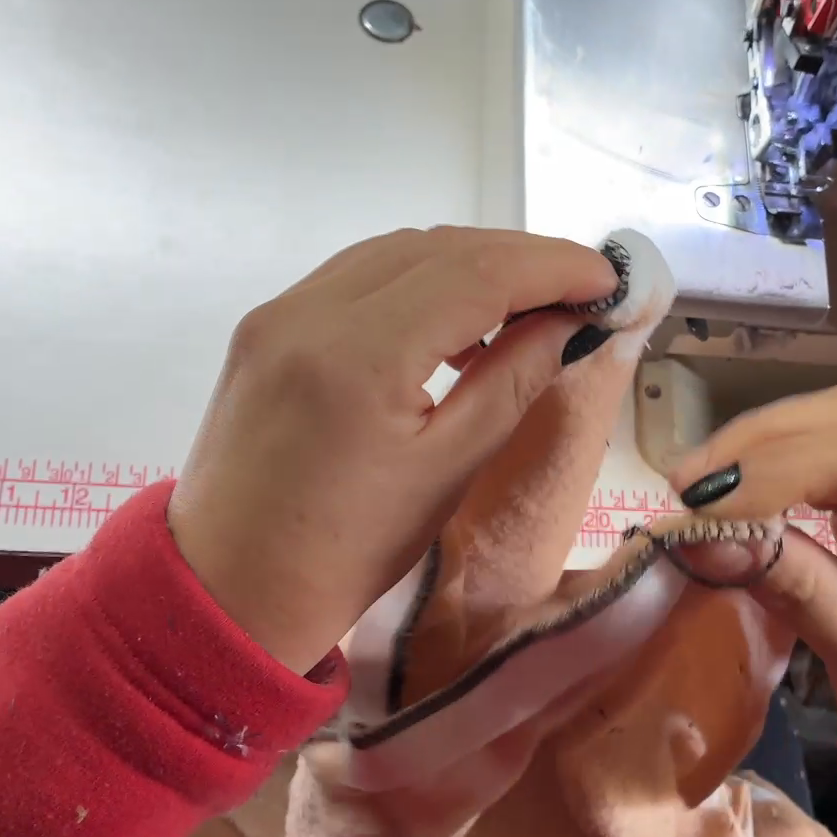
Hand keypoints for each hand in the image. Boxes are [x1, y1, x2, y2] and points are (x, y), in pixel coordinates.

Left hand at [169, 227, 618, 673]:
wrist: (229, 590)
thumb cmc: (350, 551)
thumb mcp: (449, 469)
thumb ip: (514, 379)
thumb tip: (571, 323)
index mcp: (359, 354)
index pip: (477, 273)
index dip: (553, 266)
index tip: (608, 278)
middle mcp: (311, 308)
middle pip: (440, 246)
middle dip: (521, 258)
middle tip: (581, 287)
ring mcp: (281, 309)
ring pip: (400, 251)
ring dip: (474, 263)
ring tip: (529, 303)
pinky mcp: (270, 324)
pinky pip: (363, 276)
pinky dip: (424, 281)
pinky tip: (458, 320)